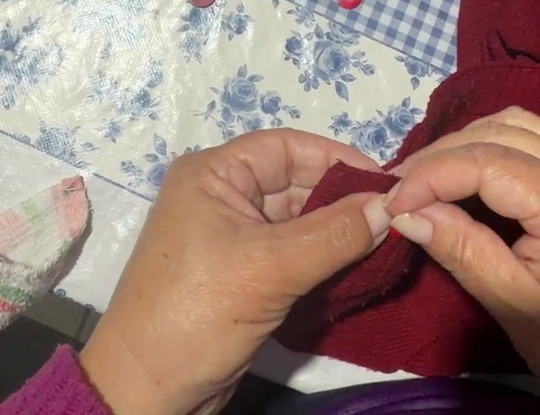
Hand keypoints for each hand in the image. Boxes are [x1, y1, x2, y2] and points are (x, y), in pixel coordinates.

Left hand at [78, 129, 388, 414]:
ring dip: (337, 229)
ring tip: (386, 237)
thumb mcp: (271, 269)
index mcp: (215, 173)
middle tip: (394, 212)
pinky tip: (359, 262)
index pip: (286, 148)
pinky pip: (292, 250)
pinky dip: (323, 255)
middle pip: (295, 182)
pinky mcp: (242, 272)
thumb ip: (334, 234)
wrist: (146, 395)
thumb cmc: (197, 313)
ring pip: (297, 219)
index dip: (336, 157)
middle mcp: (223, 194)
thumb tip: (390, 205)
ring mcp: (232, 235)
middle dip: (341, 197)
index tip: (384, 178)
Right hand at [378, 107, 539, 414]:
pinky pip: (535, 138)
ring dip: (467, 143)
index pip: (485, 162)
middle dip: (442, 154)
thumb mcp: (520, 310)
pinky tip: (470, 173)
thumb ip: (462, 251)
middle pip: (498, 131)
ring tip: (429, 178)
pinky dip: (493, 146)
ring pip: (516, 124)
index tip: (392, 204)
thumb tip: (406, 214)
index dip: (431, 175)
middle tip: (401, 189)